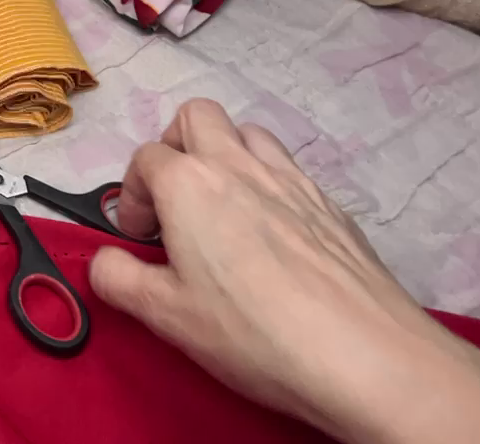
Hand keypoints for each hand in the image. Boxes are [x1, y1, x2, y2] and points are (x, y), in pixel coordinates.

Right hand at [90, 99, 479, 443]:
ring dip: (226, 155)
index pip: (142, 160)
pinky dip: (270, 186)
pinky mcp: (334, 207)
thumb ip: (114, 277)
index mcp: (187, 181)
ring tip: (224, 206)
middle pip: (196, 116)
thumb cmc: (255, 331)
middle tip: (176, 197)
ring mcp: (291, 180)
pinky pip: (290, 171)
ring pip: (247, 133)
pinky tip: (276, 236)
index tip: (140, 238)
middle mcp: (235, 165)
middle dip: (175, 145)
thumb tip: (104, 260)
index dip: (131, 196)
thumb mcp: (163, 314)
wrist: (375, 363)